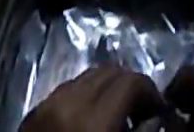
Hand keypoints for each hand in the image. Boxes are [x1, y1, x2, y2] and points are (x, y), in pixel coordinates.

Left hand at [21, 65, 161, 131]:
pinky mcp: (34, 113)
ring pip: (88, 76)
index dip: (150, 92)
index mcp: (94, 122)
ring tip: (117, 115)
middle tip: (142, 112)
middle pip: (110, 72)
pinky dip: (85, 95)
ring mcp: (48, 104)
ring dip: (108, 88)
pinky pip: (67, 89)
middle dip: (130, 87)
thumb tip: (155, 121)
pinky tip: (90, 120)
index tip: (159, 110)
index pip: (130, 82)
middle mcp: (70, 103)